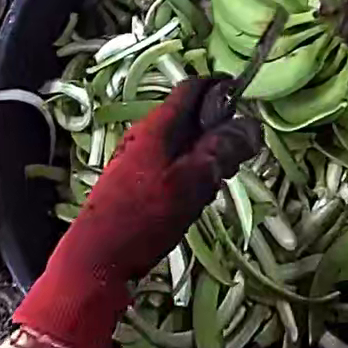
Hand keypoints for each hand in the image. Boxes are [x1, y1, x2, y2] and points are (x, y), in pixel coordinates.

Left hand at [14, 78, 259, 347]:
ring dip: (205, 151)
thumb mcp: (192, 182)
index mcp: (158, 126)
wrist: (95, 260)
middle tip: (241, 149)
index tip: (244, 95)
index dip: (219, 86)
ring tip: (222, 176)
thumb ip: (222, 151)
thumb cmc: (144, 217)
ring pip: (181, 141)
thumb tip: (252, 125)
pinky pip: (170, 161)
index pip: (192, 88)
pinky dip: (190, 168)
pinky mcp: (133, 180)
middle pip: (189, 116)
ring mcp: (136, 157)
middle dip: (218, 127)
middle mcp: (145, 134)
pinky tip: (198, 195)